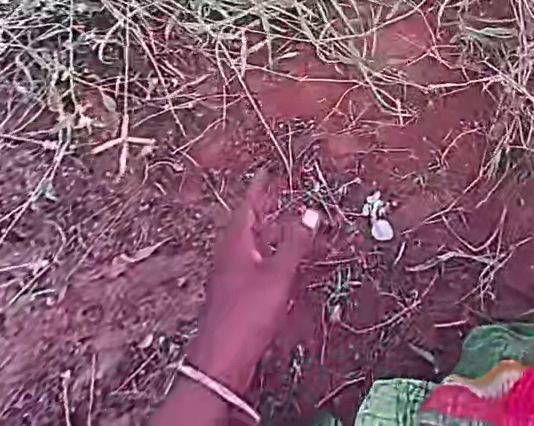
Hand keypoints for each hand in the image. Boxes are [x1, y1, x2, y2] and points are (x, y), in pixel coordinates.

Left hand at [185, 170, 318, 390]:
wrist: (222, 362)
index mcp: (236, 241)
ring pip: (255, 244)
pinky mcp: (237, 293)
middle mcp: (231, 254)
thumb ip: (296, 242)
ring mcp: (232, 274)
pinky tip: (286, 261)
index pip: (249, 204)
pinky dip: (272, 254)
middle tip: (286, 195)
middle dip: (270, 209)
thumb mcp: (278, 273)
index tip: (268, 171)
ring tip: (294, 225)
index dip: (260, 187)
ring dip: (274, 233)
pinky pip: (257, 262)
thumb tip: (311, 212)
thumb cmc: (247, 312)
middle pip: (251, 223)